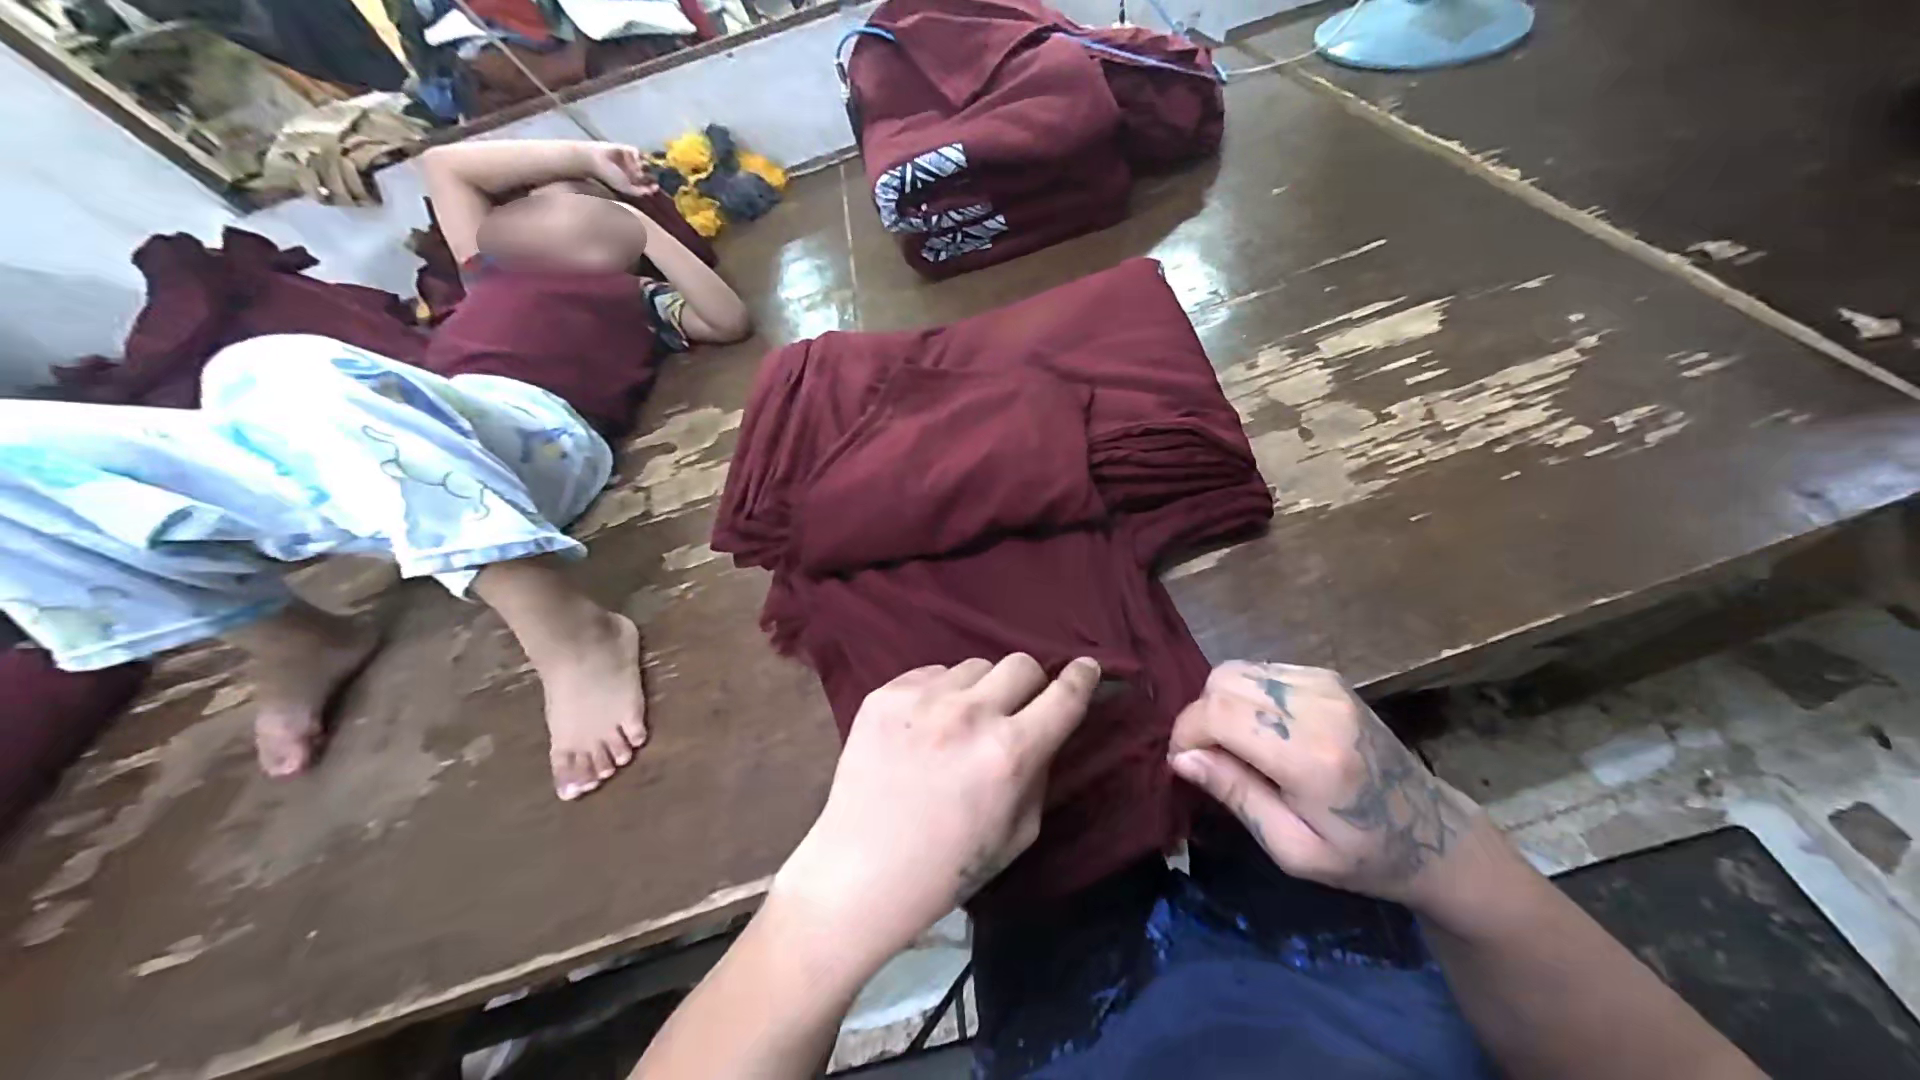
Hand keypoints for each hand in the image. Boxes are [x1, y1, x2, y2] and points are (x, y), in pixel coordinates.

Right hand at [584, 143, 659, 195]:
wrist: (595, 160)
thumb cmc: (609, 176)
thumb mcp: (627, 188)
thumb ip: (641, 191)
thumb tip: (656, 189)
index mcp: (634, 181)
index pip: (649, 183)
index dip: (653, 184)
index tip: (656, 185)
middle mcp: (635, 170)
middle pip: (649, 171)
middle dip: (650, 173)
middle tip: (644, 175)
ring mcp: (631, 159)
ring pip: (644, 162)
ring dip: (641, 165)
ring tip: (632, 168)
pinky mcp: (627, 149)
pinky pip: (637, 152)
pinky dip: (635, 156)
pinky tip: (629, 159)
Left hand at [773, 655, 1099, 962]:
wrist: (862, 872)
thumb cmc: (949, 866)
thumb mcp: (1019, 832)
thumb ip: (1040, 771)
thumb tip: (1046, 728)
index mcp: (1010, 753)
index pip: (1063, 696)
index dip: (1082, 678)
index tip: (1087, 667)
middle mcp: (969, 714)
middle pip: (1020, 663)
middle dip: (1029, 684)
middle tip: (1016, 710)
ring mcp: (921, 699)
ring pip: (974, 665)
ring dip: (980, 690)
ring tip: (960, 726)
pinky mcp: (884, 695)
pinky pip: (931, 674)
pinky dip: (939, 694)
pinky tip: (924, 729)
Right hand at [1169, 662, 1512, 919]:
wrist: (1433, 833)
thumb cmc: (1362, 856)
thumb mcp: (1292, 849)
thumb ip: (1235, 794)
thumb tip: (1182, 757)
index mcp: (1312, 758)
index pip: (1219, 713)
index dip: (1186, 732)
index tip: (1183, 761)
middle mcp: (1319, 707)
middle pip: (1221, 682)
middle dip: (1200, 716)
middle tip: (1208, 756)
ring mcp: (1326, 685)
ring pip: (1236, 670)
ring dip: (1220, 704)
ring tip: (1235, 744)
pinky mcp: (1327, 677)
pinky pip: (1259, 671)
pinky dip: (1245, 697)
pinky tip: (1262, 731)